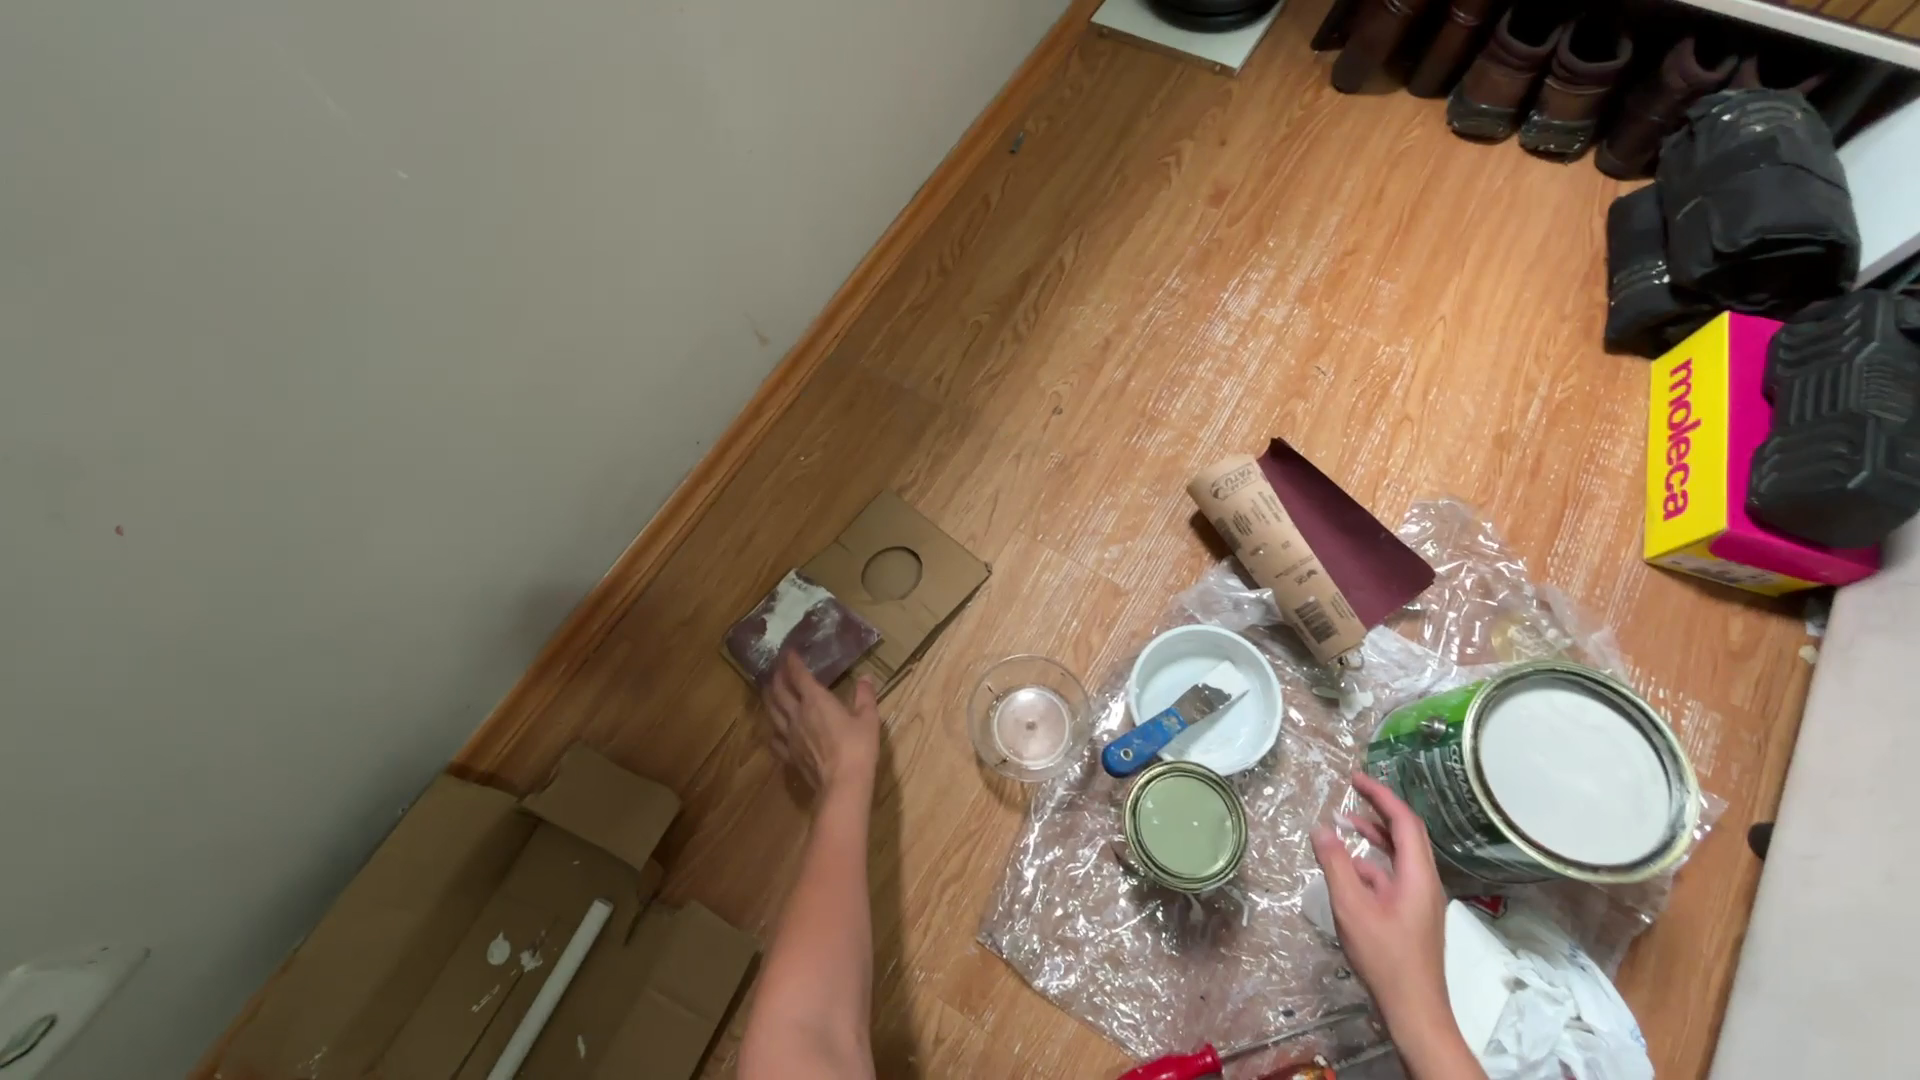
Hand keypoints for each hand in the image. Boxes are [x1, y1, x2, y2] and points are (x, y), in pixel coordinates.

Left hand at [764, 651, 880, 795]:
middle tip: (776, 669)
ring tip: (767, 691)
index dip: (792, 661)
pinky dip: (772, 731)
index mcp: (816, 700)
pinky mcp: (789, 755)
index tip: (788, 651)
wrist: (843, 783)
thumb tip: (866, 678)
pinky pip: (775, 740)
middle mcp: (797, 714)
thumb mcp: (868, 717)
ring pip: (772, 712)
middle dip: (776, 677)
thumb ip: (865, 696)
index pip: (799, 675)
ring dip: (768, 698)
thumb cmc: (858, 746)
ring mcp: (790, 736)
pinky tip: (773, 731)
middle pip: (779, 691)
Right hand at [1310, 771, 1451, 1040]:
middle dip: (1379, 809)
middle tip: (1352, 789)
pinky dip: (1371, 863)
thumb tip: (1321, 827)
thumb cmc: (1385, 957)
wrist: (1414, 1011)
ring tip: (1344, 823)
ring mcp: (1420, 901)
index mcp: (1417, 876)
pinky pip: (1393, 876)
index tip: (1357, 777)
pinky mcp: (1412, 916)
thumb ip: (1335, 864)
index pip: (1404, 822)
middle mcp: (1425, 883)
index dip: (1381, 795)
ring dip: (1374, 836)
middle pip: (1406, 835)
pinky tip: (1347, 871)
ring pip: (1399, 856)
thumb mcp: (1351, 906)